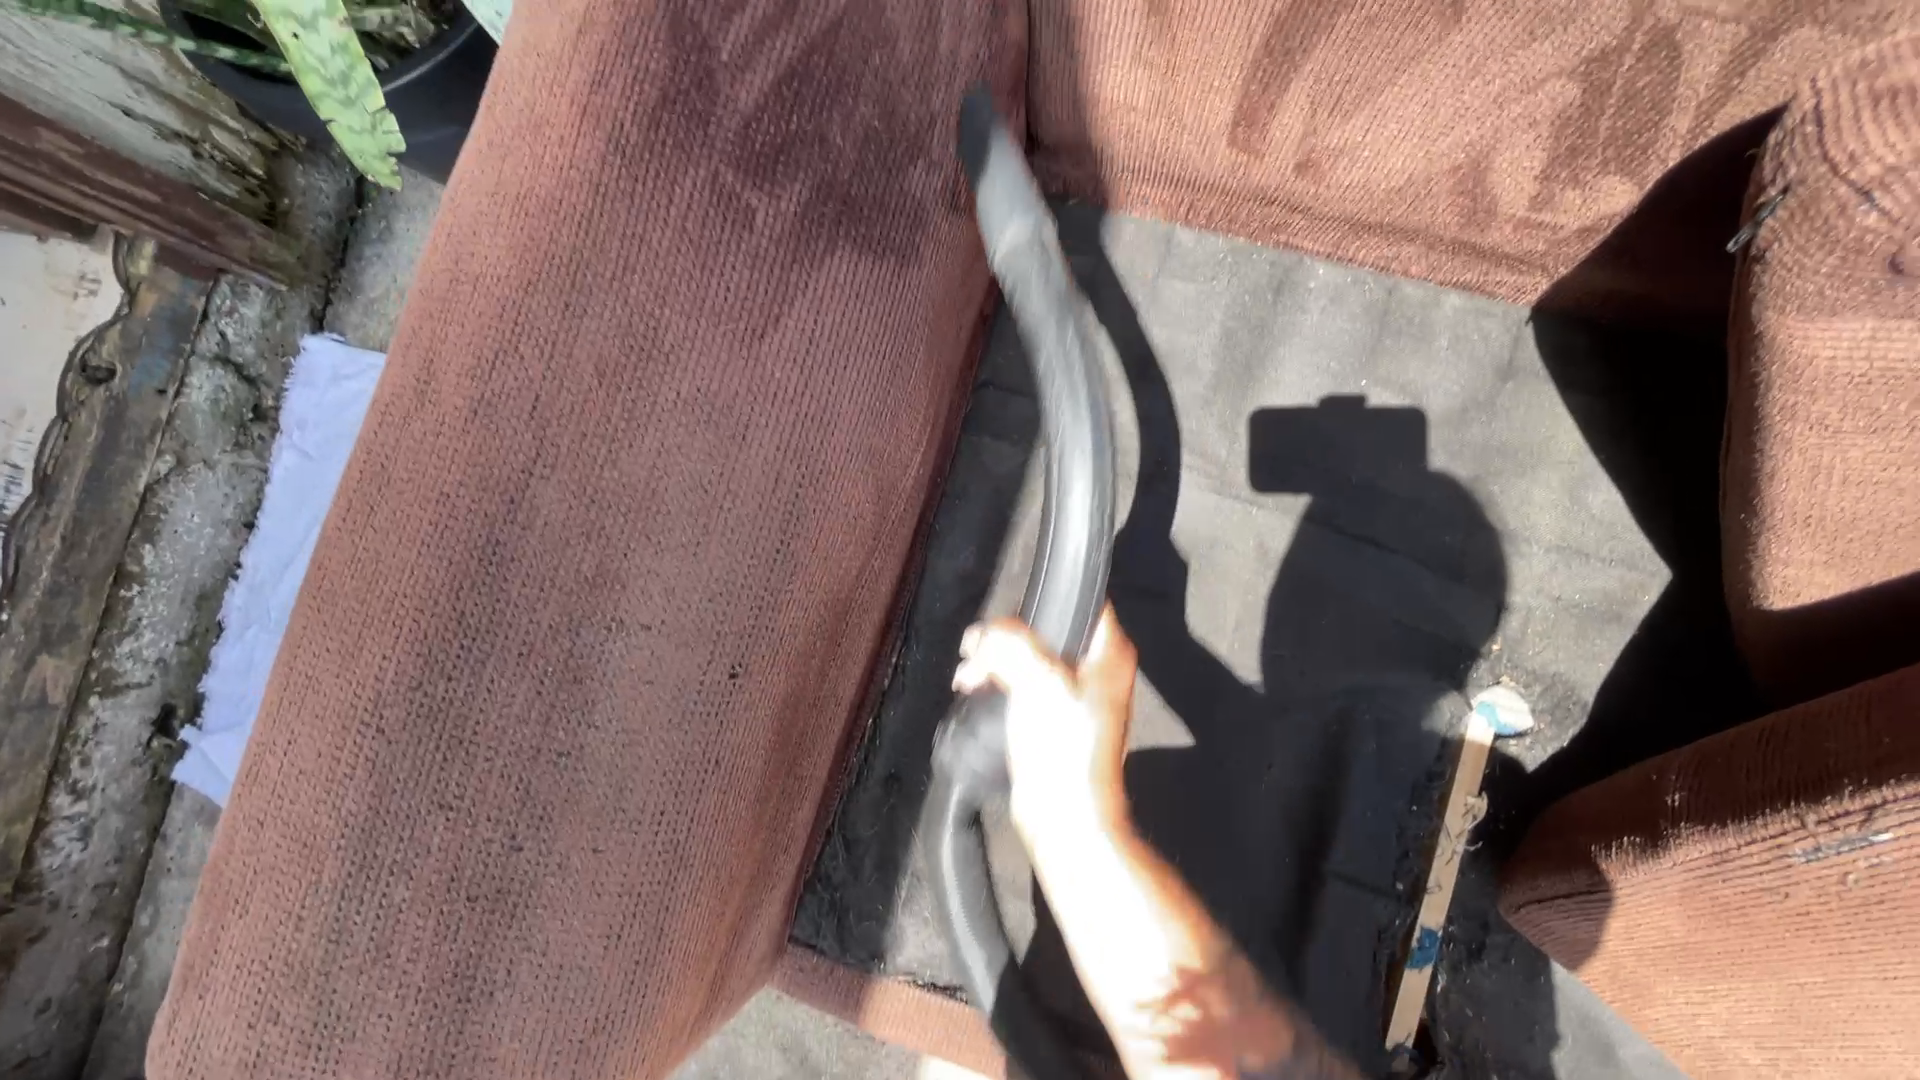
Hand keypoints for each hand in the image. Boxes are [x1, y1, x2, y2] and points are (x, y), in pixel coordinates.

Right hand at [952, 604, 1137, 837]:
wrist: (1063, 813)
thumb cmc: (1062, 746)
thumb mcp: (1037, 679)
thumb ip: (1011, 642)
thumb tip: (985, 633)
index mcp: (1109, 652)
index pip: (1084, 600)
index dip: (1046, 596)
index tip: (1011, 603)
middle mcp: (1097, 668)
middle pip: (1049, 628)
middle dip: (1008, 635)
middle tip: (979, 645)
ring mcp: (1077, 693)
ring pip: (1031, 655)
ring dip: (997, 659)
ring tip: (968, 672)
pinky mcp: (1055, 716)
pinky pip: (1025, 682)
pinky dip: (999, 681)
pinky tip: (973, 686)